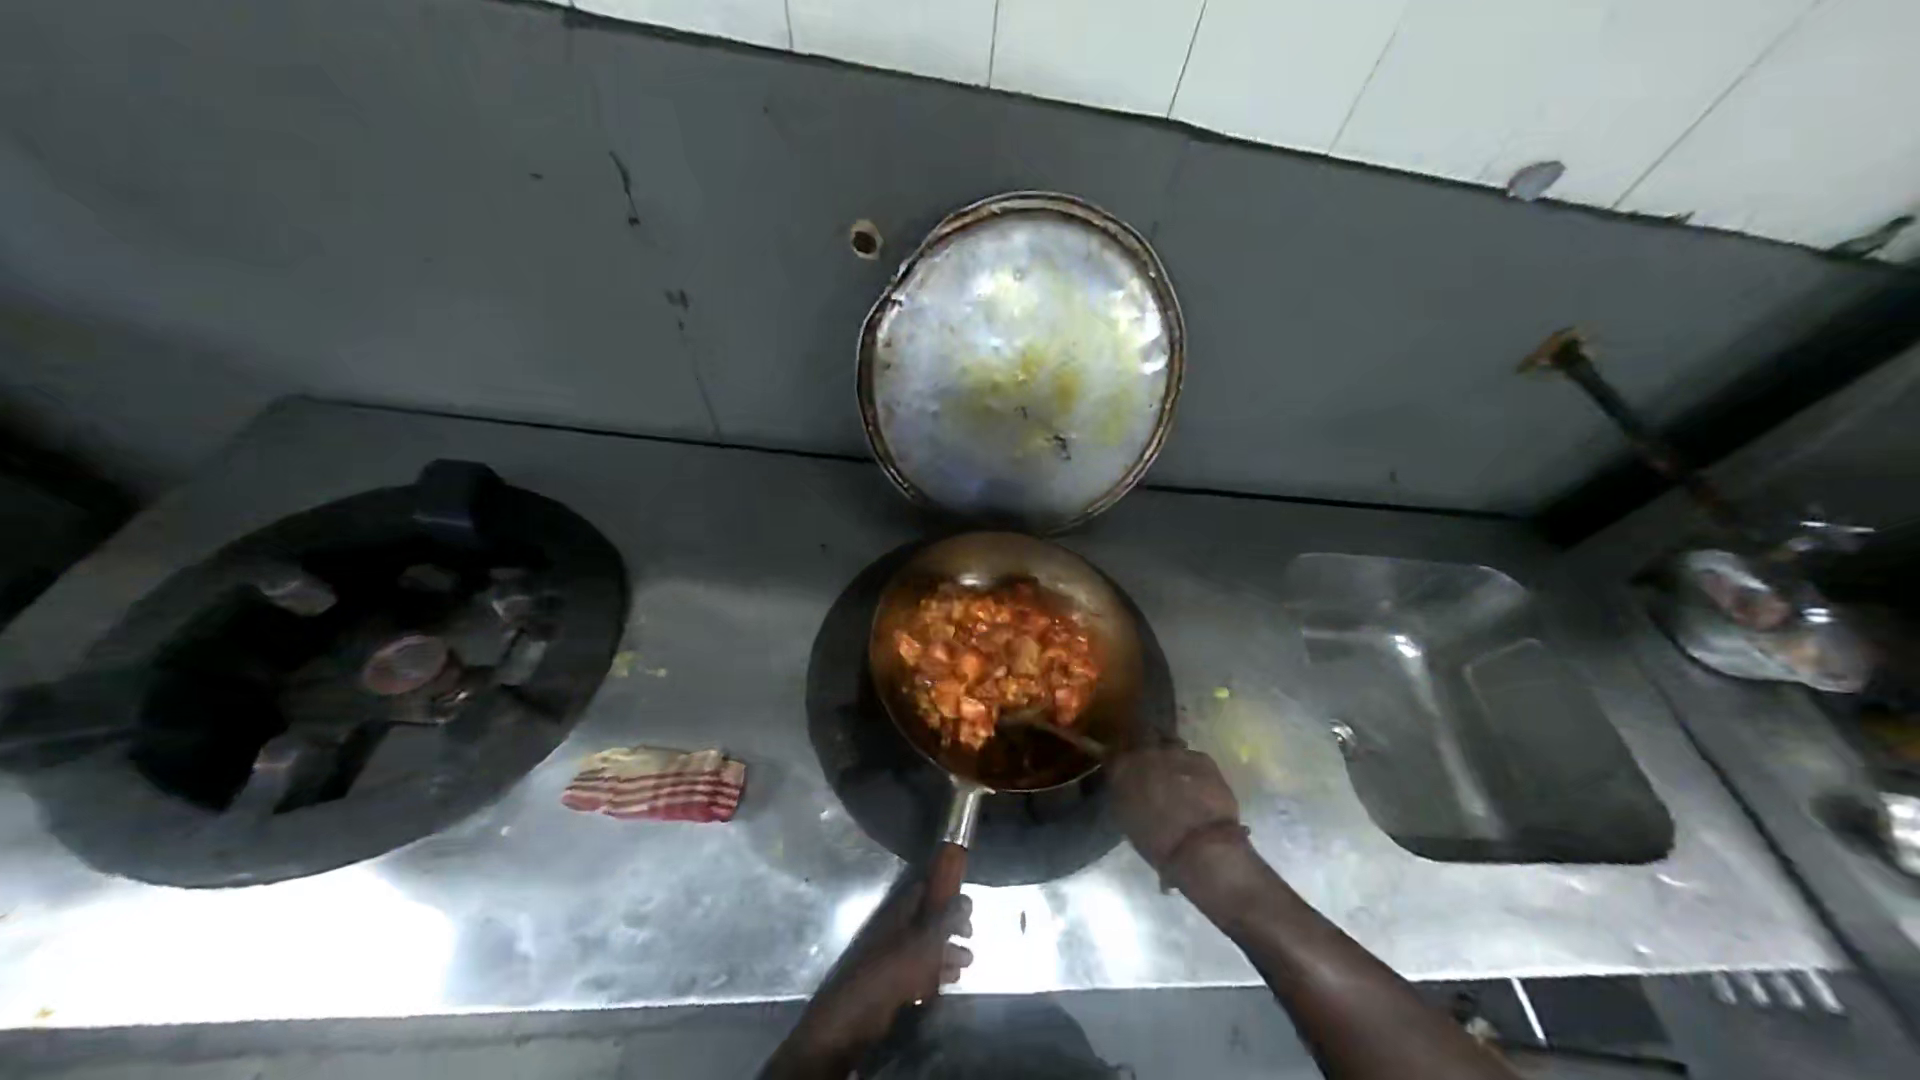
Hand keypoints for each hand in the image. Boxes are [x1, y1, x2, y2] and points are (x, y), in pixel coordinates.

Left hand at [769, 877, 972, 1076]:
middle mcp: (895, 929)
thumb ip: (947, 918)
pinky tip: (951, 981)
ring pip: (925, 948)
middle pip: (927, 920)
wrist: (856, 1015)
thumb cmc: (893, 968)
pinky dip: (936, 973)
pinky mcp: (892, 982)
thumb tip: (966, 899)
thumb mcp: (925, 940)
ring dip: (947, 952)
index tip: (967, 904)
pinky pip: (919, 971)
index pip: (924, 890)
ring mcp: (892, 956)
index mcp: (899, 912)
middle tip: (970, 936)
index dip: (947, 893)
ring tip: (967, 963)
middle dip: (951, 927)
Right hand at [1111, 742, 1243, 874]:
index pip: (1111, 746)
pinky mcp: (1202, 758)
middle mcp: (1146, 750)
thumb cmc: (1155, 840)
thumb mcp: (1125, 814)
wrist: (1200, 845)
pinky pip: (1192, 757)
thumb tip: (1125, 780)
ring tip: (1175, 769)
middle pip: (1141, 733)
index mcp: (1121, 765)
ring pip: (1169, 742)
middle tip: (1149, 756)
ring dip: (1168, 753)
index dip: (1116, 749)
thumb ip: (1122, 788)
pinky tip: (1198, 783)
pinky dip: (1192, 767)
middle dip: (1143, 741)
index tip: (1117, 753)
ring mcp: (1175, 751)